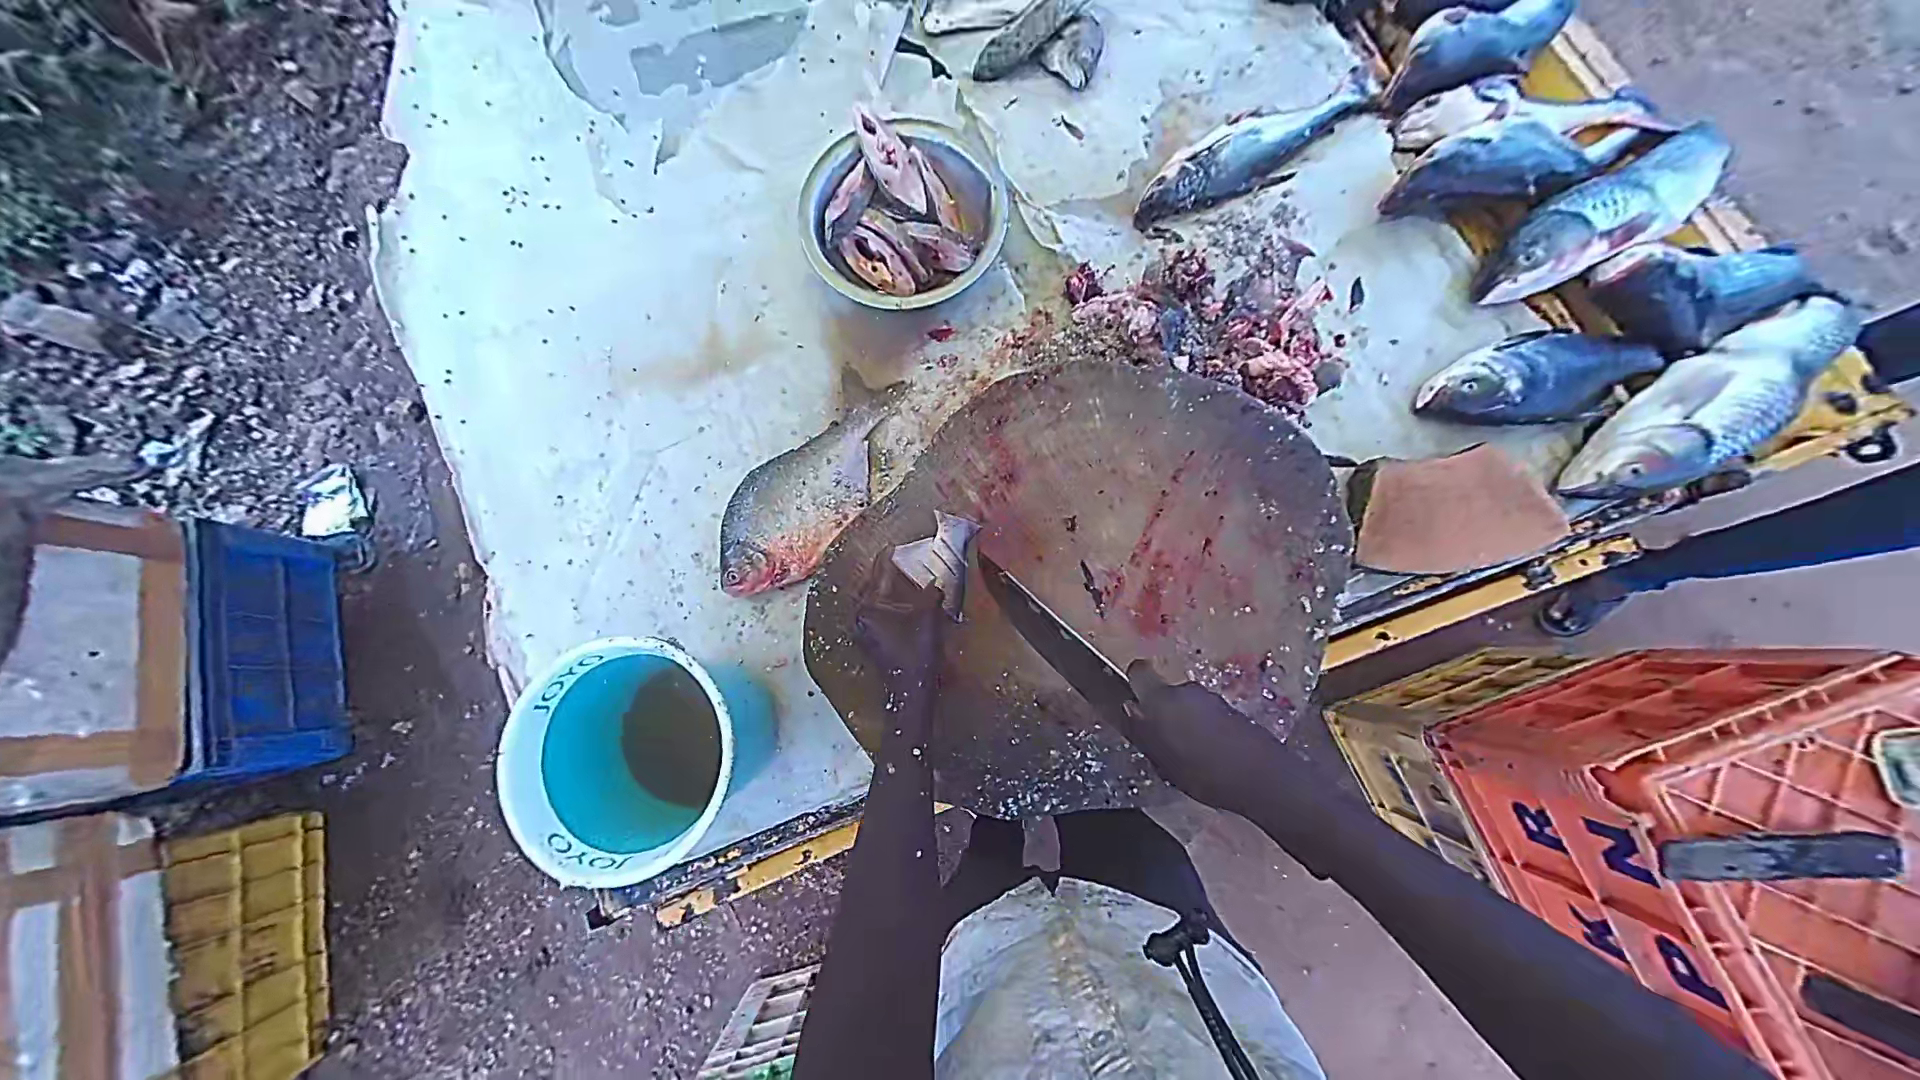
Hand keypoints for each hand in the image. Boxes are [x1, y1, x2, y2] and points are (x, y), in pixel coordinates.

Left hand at [853, 551, 944, 701]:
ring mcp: (863, 628)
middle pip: (870, 585)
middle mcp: (861, 615)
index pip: (879, 573)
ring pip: (870, 599)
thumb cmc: (917, 652)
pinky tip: (897, 602)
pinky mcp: (869, 639)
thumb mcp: (928, 617)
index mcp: (870, 606)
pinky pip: (873, 611)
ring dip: (883, 589)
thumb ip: (930, 594)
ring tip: (898, 579)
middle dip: (883, 573)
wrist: (911, 689)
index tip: (893, 546)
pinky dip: (884, 602)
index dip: (888, 557)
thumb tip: (934, 582)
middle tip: (897, 561)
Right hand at [1112, 660, 1299, 815]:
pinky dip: (1205, 730)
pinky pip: (1208, 716)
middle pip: (1165, 692)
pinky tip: (1210, 758)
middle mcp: (1186, 690)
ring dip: (1185, 722)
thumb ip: (1142, 731)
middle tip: (1162, 742)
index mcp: (1162, 698)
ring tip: (1189, 755)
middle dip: (1162, 711)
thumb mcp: (1162, 759)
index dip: (1133, 682)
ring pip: (1188, 705)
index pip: (1139, 671)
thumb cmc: (1203, 772)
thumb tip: (1128, 707)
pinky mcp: (1234, 712)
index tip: (1133, 702)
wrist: (1265, 779)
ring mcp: (1213, 700)